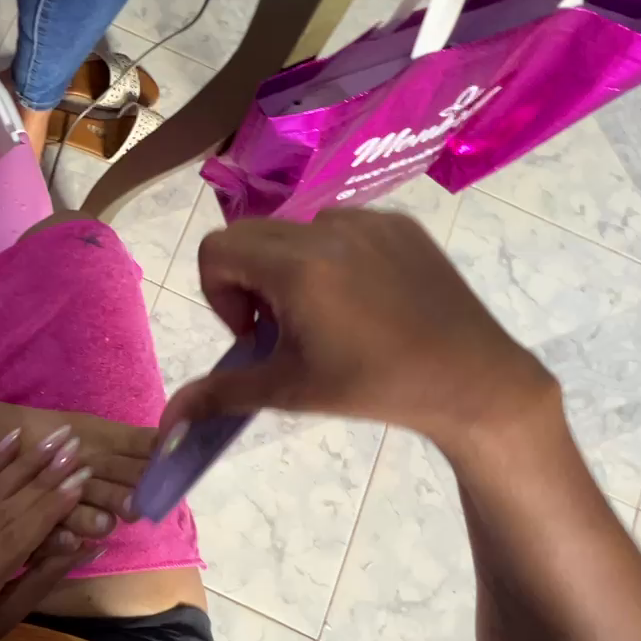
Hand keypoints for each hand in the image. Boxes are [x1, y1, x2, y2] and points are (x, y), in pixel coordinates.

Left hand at [0, 426, 100, 640]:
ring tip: (55, 438)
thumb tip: (88, 543)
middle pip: (3, 509)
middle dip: (44, 478)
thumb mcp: (7, 620)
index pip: (16, 538)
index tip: (82, 480)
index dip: (50, 508)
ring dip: (24, 463)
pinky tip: (14, 439)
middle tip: (76, 450)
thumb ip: (44, 578)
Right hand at [162, 209, 558, 454]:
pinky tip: (357, 300)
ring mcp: (369, 221)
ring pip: (290, 230)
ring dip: (283, 267)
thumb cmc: (373, 387)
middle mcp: (328, 229)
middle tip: (279, 326)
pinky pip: (334, 228)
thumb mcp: (288, 391)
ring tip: (319, 313)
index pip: (215, 251)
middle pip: (247, 236)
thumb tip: (166, 419)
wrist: (475, 380)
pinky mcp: (399, 224)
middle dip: (245, 280)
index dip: (218, 293)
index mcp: (298, 267)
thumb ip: (218, 394)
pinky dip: (324, 258)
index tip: (253, 332)